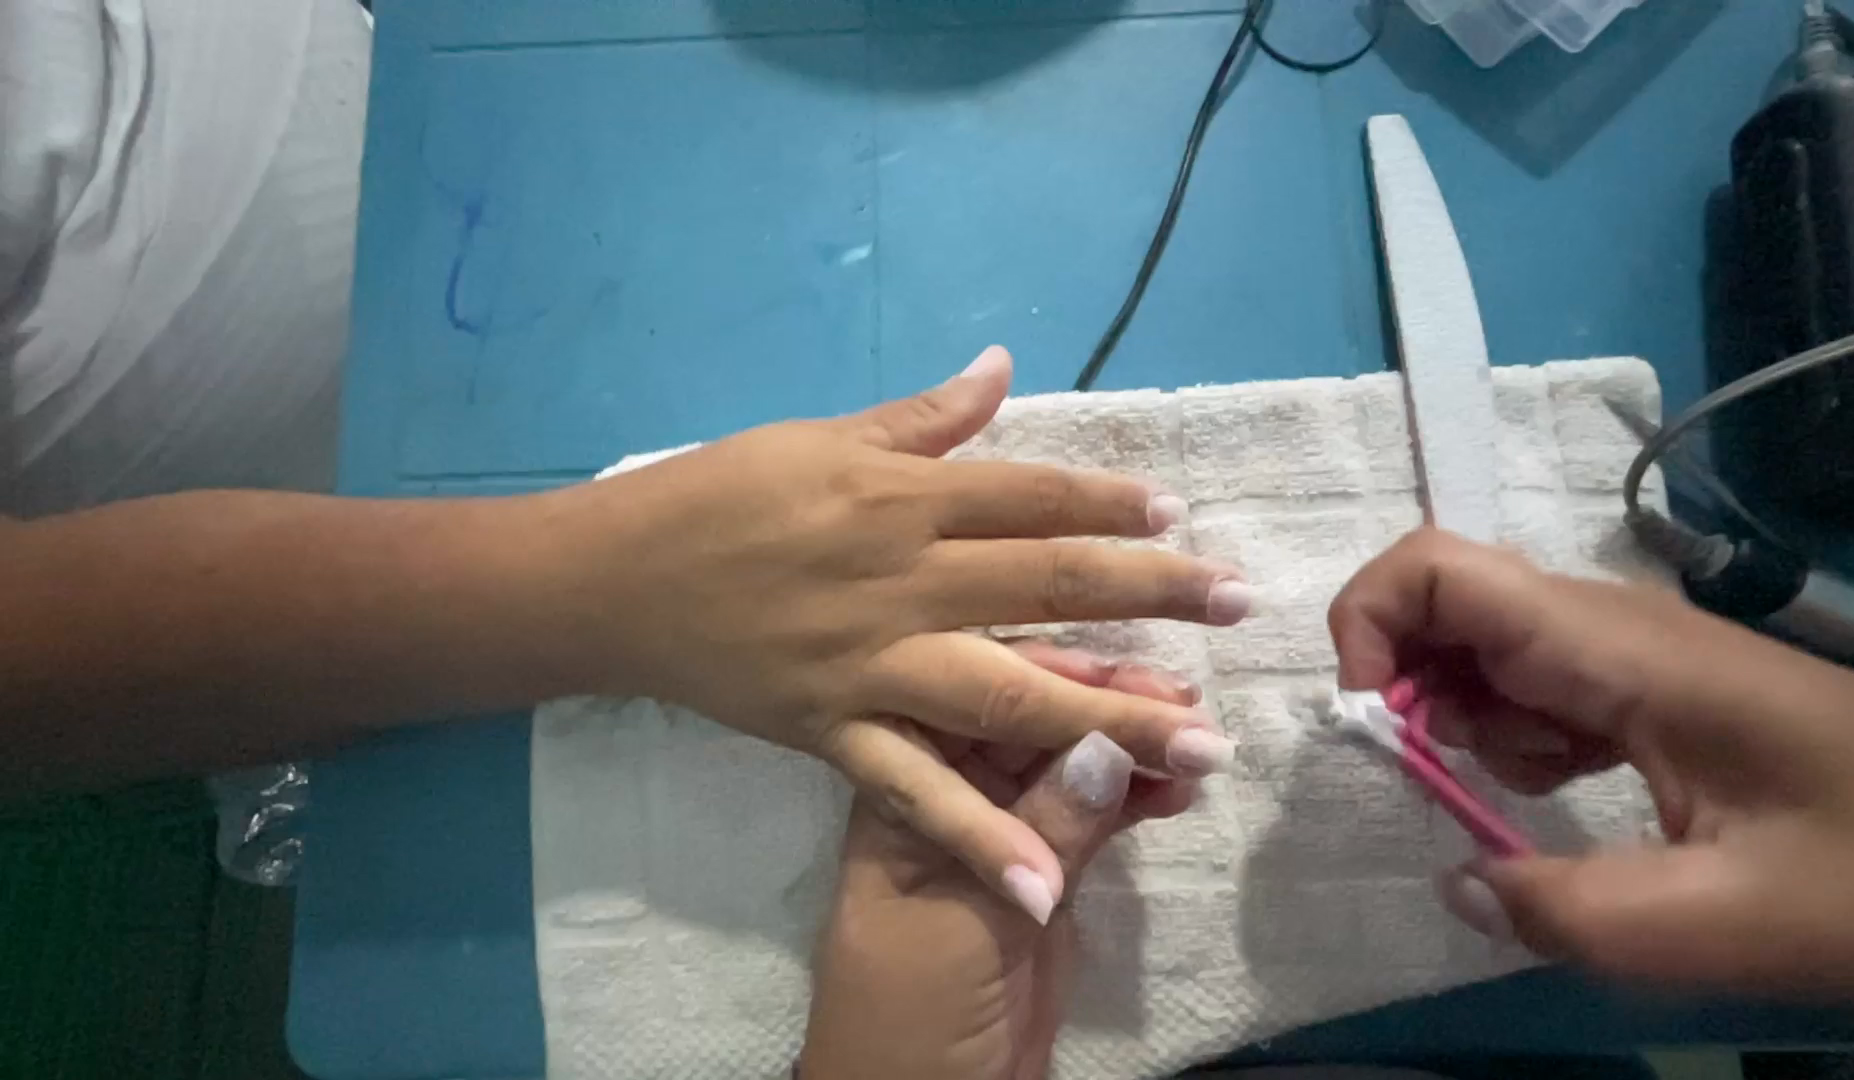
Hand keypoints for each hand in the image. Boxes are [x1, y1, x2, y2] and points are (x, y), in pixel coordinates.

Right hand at [533, 347, 1242, 921]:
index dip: (1108, 502)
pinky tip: (1048, 889)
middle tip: (1237, 605)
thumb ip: (922, 417)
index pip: (1028, 497)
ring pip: (1005, 693)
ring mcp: (870, 666)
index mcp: (896, 496)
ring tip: (1196, 742)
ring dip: (1106, 717)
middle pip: (1045, 584)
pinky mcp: (832, 736)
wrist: (616, 580)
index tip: (1177, 515)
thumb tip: (1001, 366)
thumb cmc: (722, 493)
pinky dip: (979, 840)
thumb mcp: (820, 437)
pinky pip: (916, 794)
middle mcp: (899, 578)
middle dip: (1149, 593)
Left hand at [800, 709, 1193, 1079]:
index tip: (1137, 681)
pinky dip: (1139, 799)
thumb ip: (1042, 830)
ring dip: (1137, 752)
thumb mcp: (971, 915)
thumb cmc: (912, 1008)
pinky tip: (1180, 790)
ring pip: (1077, 765)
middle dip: (1112, 710)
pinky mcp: (1051, 861)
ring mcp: (1010, 821)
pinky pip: (1098, 815)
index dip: (1061, 684)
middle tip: (1188, 706)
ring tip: (1202, 748)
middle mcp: (960, 784)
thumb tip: (1108, 743)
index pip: (986, 707)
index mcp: (914, 779)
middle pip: (1039, 724)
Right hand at [1327, 528, 1853, 1002]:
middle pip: (1430, 603)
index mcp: (1602, 644)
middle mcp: (1584, 622)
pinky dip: (1500, 731)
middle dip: (1402, 682)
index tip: (1375, 717)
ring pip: (1460, 644)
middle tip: (1438, 766)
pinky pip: (1504, 679)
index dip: (1367, 623)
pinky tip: (1562, 774)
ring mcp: (1596, 644)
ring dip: (1456, 716)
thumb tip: (1453, 888)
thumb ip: (1579, 916)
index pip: (1432, 569)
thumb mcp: (1742, 922)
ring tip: (1531, 784)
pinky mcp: (1607, 673)